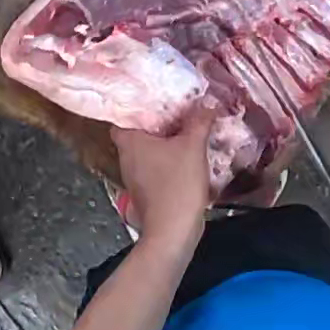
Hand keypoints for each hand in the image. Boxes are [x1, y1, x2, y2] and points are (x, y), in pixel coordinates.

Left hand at [111, 106, 215, 248]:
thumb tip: (208, 103)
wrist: (173, 230)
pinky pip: (155, 166)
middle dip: (156, 123)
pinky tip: (187, 155)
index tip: (156, 100)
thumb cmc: (177, 183)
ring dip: (164, 142)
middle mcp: (127, 158)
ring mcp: (135, 177)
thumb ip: (200, 121)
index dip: (136, 107)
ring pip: (147, 150)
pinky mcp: (147, 190)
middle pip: (137, 133)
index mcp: (130, 142)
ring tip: (186, 130)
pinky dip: (167, 159)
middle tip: (178, 111)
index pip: (122, 117)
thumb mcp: (193, 146)